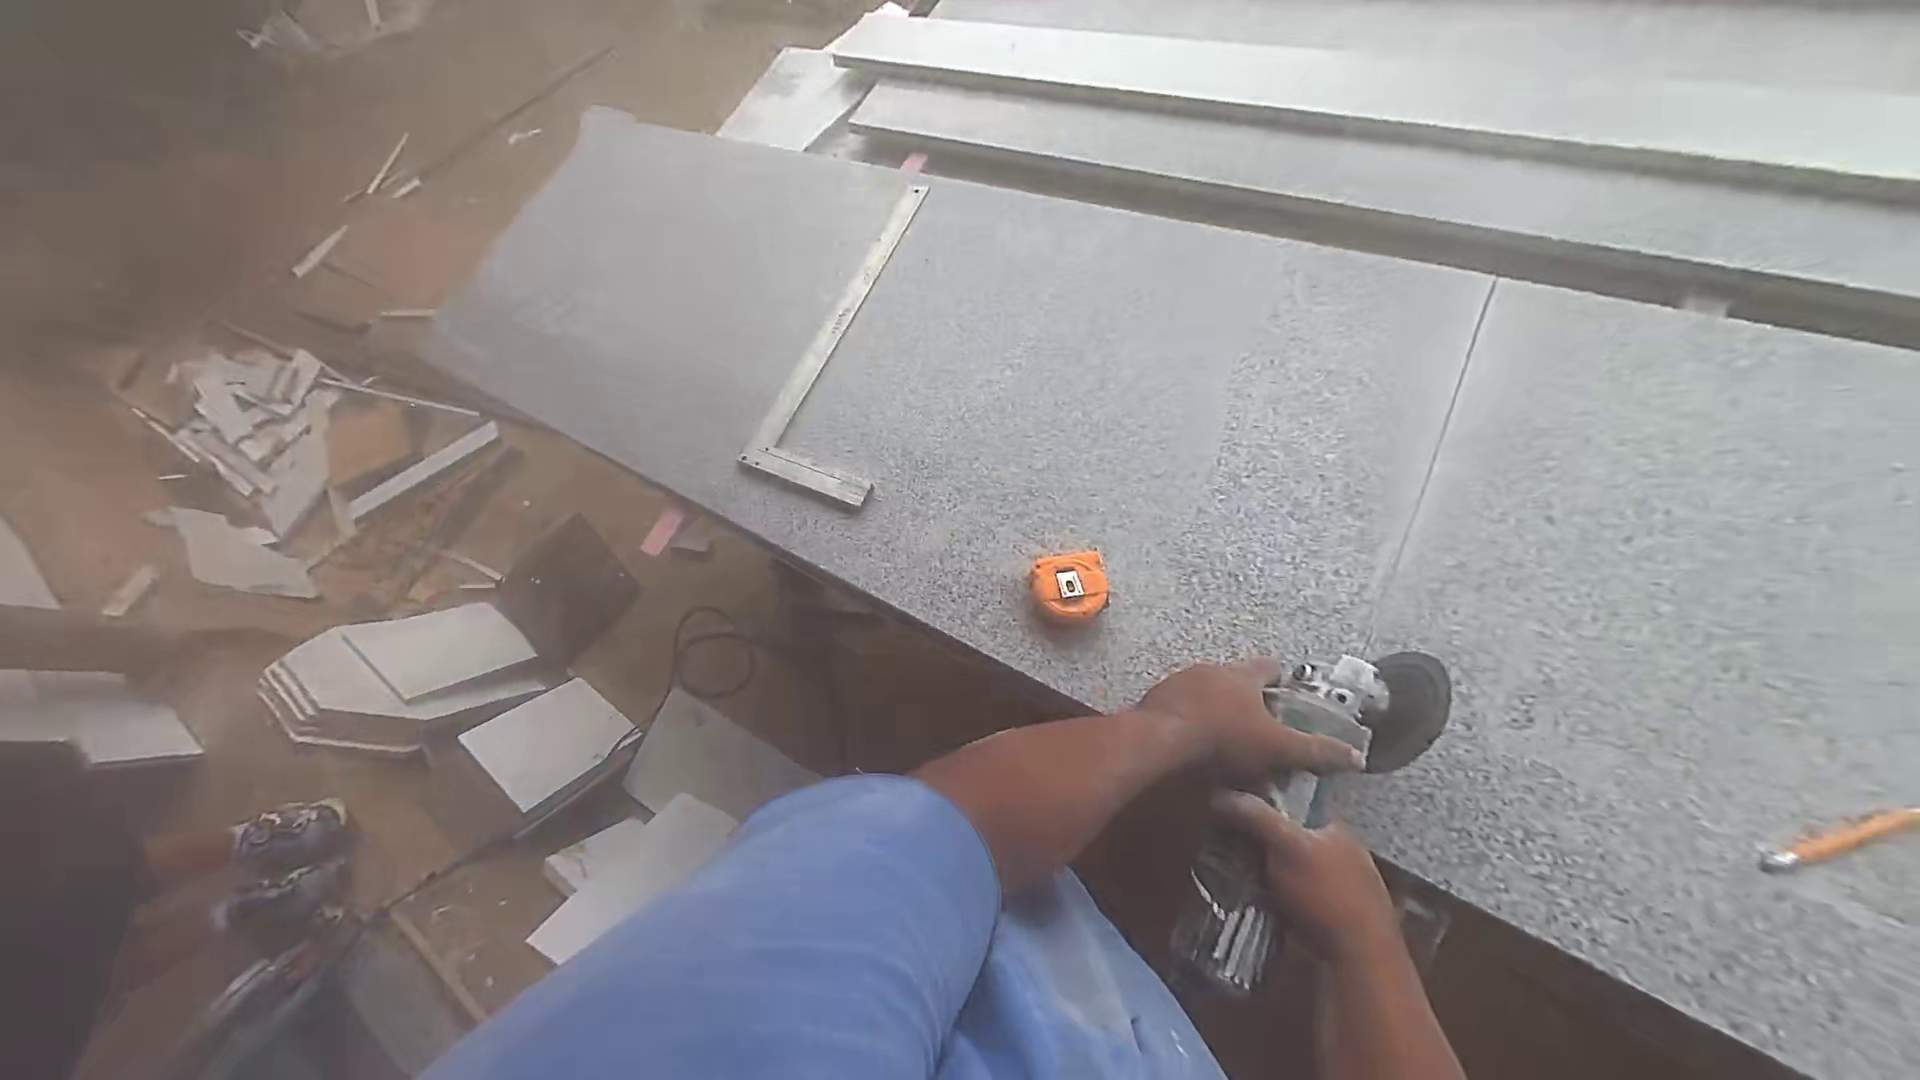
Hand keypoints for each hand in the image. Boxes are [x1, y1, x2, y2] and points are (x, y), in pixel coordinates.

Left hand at [1140, 659, 1364, 779]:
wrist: (1160, 738)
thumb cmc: (1224, 738)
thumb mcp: (1277, 748)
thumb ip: (1316, 751)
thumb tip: (1356, 757)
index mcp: (1241, 675)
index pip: (1268, 666)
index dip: (1280, 679)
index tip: (1286, 694)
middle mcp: (1209, 669)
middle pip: (1234, 676)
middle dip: (1245, 694)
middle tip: (1256, 719)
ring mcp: (1179, 680)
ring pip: (1204, 687)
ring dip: (1213, 704)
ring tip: (1222, 731)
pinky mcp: (1156, 697)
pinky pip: (1179, 703)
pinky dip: (1188, 715)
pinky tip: (1191, 736)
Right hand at [1214, 792, 1402, 965]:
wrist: (1357, 963)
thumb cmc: (1326, 893)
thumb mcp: (1286, 843)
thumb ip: (1255, 814)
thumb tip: (1219, 795)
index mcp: (1336, 829)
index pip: (1295, 801)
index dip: (1263, 799)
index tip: (1234, 804)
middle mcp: (1338, 853)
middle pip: (1286, 833)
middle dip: (1256, 836)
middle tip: (1223, 835)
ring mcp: (1333, 887)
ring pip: (1284, 865)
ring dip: (1259, 867)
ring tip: (1228, 865)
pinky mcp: (1325, 917)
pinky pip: (1286, 893)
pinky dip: (1267, 893)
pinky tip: (1248, 894)